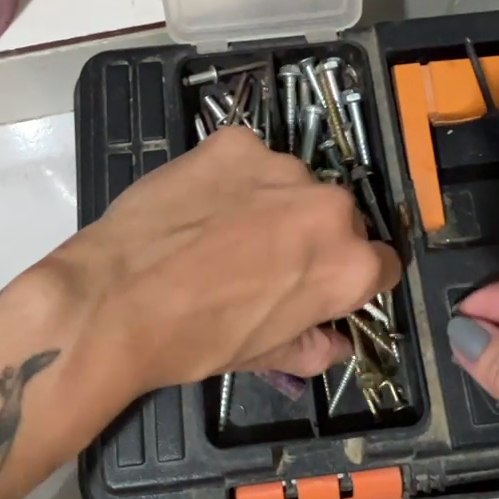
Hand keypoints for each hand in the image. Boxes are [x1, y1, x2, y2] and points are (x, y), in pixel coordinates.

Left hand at [52, 127, 400, 393]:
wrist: (116, 298)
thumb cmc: (195, 339)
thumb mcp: (263, 356)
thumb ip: (314, 346)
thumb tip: (333, 342)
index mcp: (349, 265)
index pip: (381, 264)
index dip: (352, 280)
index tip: (324, 285)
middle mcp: (330, 207)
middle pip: (338, 218)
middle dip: (311, 237)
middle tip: (264, 261)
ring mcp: (281, 166)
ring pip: (292, 185)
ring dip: (272, 203)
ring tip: (222, 231)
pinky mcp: (236, 141)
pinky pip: (249, 159)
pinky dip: (233, 178)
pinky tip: (200, 205)